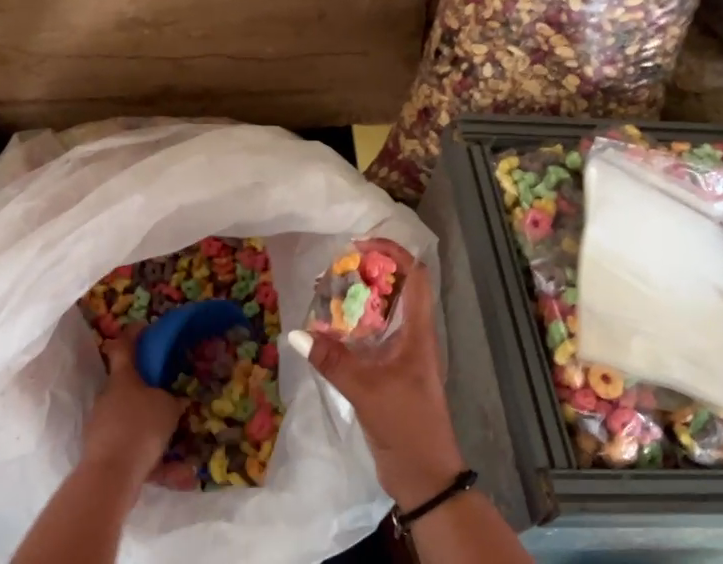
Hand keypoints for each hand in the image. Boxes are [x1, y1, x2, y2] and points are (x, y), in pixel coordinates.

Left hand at [82, 330, 186, 481]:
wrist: (111, 474)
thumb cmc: (141, 427)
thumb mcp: (168, 407)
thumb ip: (171, 400)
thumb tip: (171, 401)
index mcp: (123, 378)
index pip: (124, 347)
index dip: (134, 334)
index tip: (144, 327)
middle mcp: (108, 399)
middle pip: (128, 388)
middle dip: (148, 394)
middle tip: (170, 401)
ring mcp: (102, 427)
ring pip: (132, 425)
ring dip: (154, 436)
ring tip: (183, 455)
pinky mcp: (103, 454)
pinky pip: (134, 454)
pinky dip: (155, 463)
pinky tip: (179, 476)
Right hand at [289, 242, 465, 509]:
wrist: (425, 478)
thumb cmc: (407, 426)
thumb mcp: (366, 390)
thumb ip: (332, 360)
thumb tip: (297, 333)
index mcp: (419, 333)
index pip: (415, 277)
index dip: (393, 253)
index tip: (362, 244)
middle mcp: (413, 338)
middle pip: (396, 291)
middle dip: (368, 274)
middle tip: (335, 268)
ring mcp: (403, 358)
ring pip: (382, 316)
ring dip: (358, 301)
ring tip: (326, 293)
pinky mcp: (390, 376)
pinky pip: (371, 340)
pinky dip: (351, 330)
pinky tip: (326, 333)